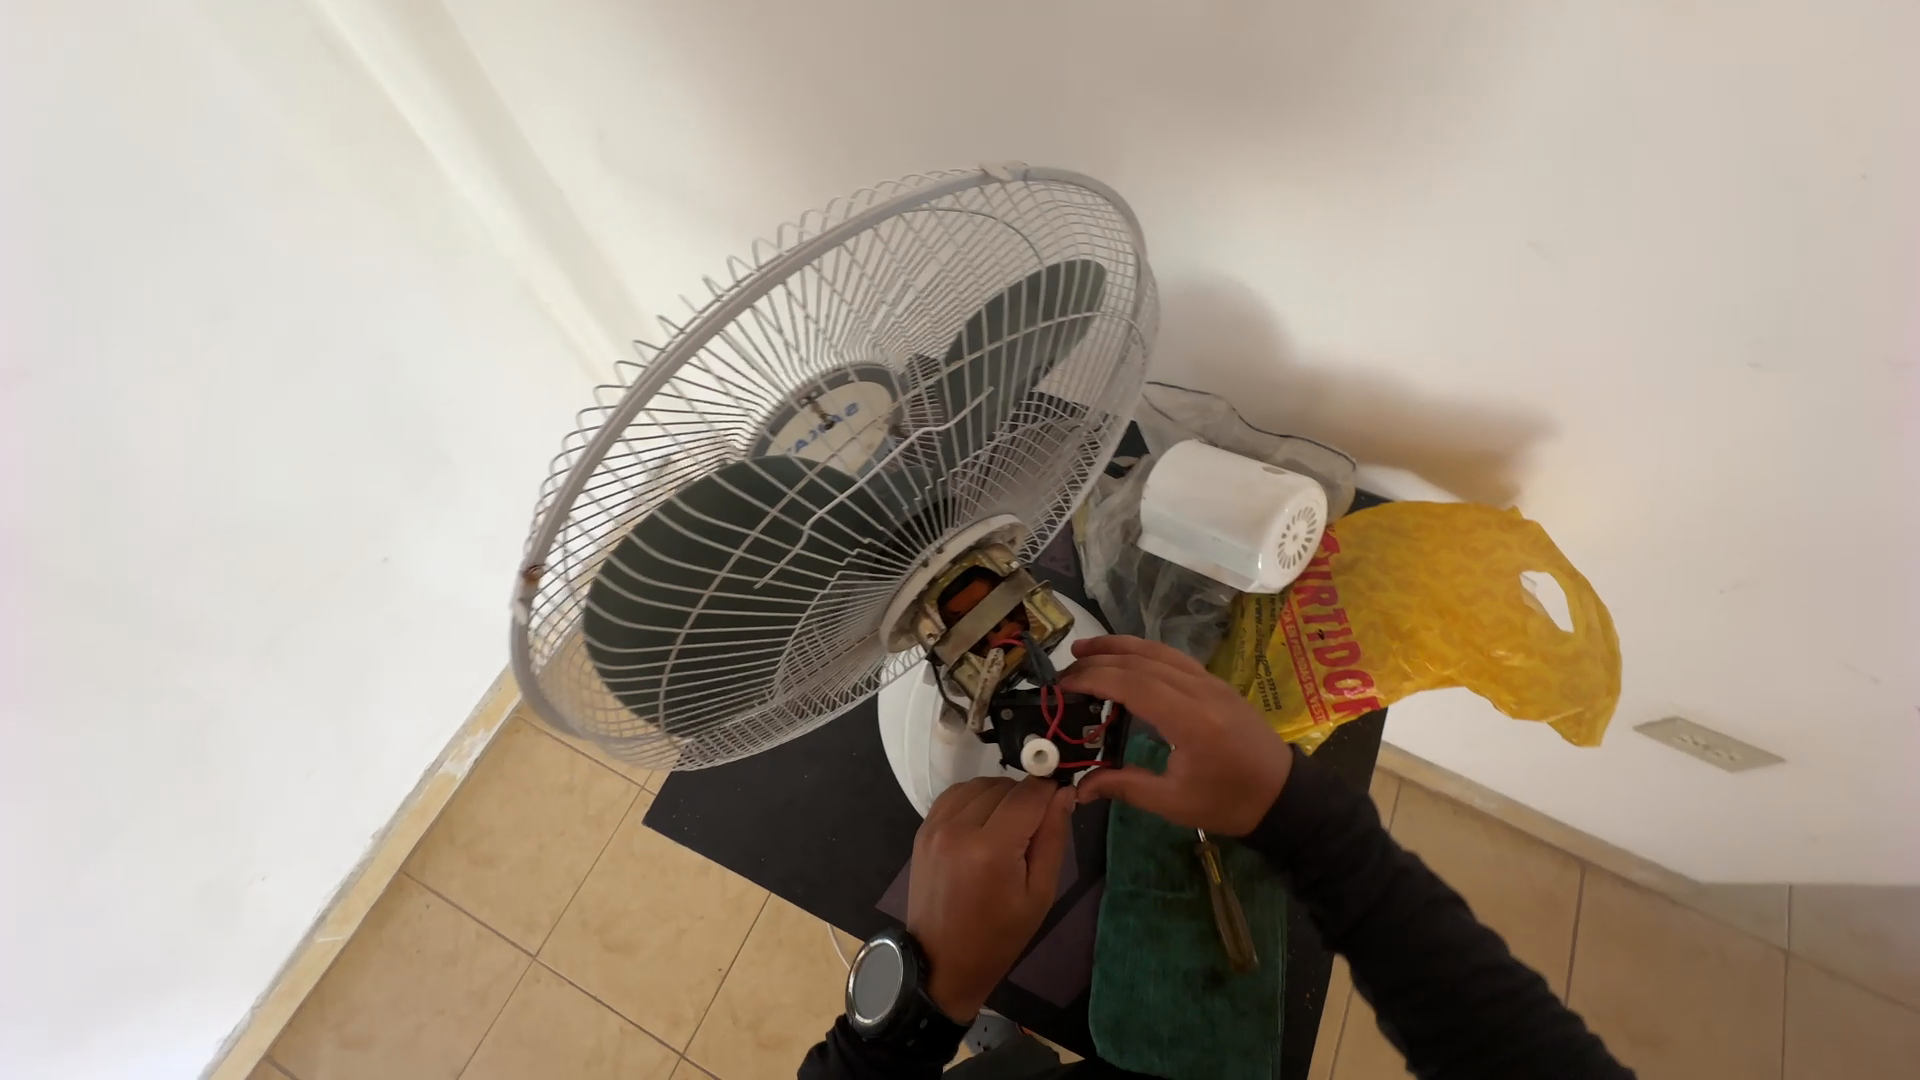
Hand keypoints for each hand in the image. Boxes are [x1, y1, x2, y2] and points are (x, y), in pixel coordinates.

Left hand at [907, 776, 1073, 1022]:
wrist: (942, 962)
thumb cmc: (999, 936)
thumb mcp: (1040, 893)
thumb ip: (1053, 836)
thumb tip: (1064, 791)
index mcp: (992, 848)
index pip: (1029, 793)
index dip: (1050, 790)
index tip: (1060, 798)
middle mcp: (960, 827)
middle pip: (1005, 785)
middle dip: (1026, 798)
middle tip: (1033, 828)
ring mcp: (936, 825)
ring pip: (981, 784)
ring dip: (1000, 795)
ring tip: (1007, 827)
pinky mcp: (924, 827)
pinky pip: (957, 793)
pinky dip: (975, 798)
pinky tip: (983, 823)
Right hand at [1061, 635, 1293, 836]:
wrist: (1284, 795)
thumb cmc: (1228, 802)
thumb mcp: (1174, 802)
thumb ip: (1123, 786)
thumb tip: (1078, 787)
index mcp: (1190, 720)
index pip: (1132, 684)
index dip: (1093, 679)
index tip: (1062, 687)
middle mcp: (1198, 690)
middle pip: (1139, 662)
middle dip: (1096, 662)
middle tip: (1063, 674)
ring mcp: (1209, 680)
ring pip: (1155, 650)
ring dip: (1116, 647)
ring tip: (1082, 650)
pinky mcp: (1213, 681)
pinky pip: (1171, 655)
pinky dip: (1140, 650)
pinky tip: (1122, 657)